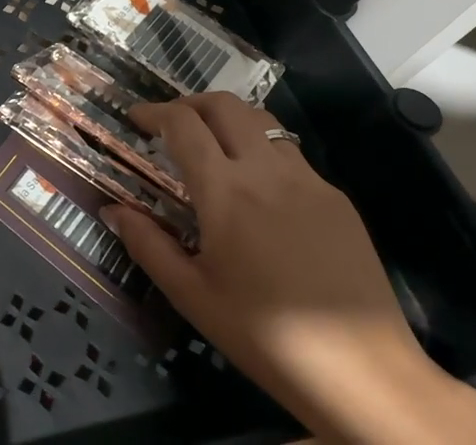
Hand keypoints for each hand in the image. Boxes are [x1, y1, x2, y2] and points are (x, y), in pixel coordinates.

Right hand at [103, 94, 475, 444]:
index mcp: (225, 191)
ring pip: (263, 122)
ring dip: (229, 120)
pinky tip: (258, 190)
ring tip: (212, 146)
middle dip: (190, 104)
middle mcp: (267, 172)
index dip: (153, 111)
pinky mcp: (338, 200)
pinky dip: (262, 151)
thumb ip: (147, 244)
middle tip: (170, 125)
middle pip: (225, 105)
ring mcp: (309, 181)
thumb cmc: (264, 334)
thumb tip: (113, 210)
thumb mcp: (192, 295)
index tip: (134, 119)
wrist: (363, 370)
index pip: (183, 124)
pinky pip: (292, 155)